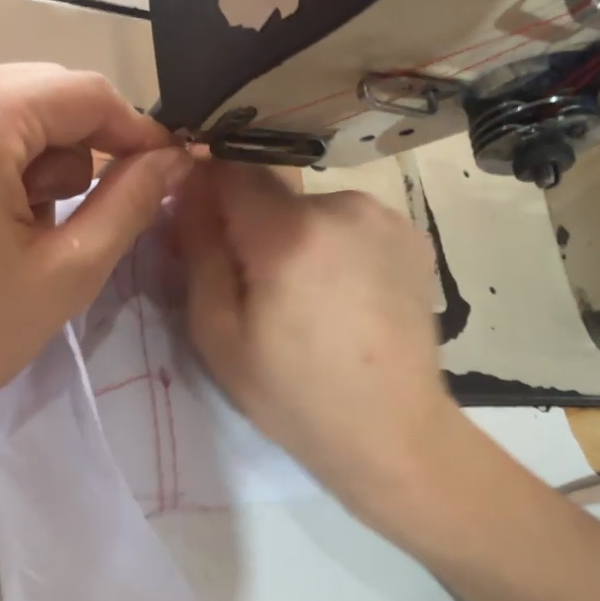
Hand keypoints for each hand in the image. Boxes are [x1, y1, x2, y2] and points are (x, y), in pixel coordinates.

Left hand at [0, 64, 190, 476]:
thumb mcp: (64, 272)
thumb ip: (128, 202)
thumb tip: (172, 157)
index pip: (83, 92)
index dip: (134, 130)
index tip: (163, 173)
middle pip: (40, 92)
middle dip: (77, 149)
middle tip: (79, 222)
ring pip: (3, 110)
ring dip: (35, 162)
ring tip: (24, 235)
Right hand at [174, 160, 463, 517]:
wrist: (392, 432)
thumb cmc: (291, 393)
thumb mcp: (218, 333)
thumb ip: (199, 251)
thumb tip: (187, 189)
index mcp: (290, 234)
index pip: (229, 169)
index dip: (203, 190)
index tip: (193, 226)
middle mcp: (344, 206)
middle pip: (271, 192)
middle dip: (248, 225)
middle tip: (245, 284)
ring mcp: (386, 217)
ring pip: (310, 207)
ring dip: (292, 237)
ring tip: (300, 299)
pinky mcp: (412, 234)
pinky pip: (348, 223)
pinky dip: (331, 246)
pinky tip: (339, 296)